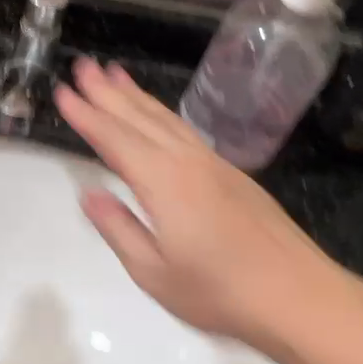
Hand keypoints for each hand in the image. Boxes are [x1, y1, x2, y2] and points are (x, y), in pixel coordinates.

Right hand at [54, 57, 357, 353]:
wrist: (300, 298)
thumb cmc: (219, 293)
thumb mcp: (153, 272)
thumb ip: (119, 228)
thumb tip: (89, 194)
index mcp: (164, 183)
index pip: (115, 140)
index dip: (87, 116)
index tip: (62, 91)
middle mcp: (188, 163)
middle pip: (141, 119)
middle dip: (109, 92)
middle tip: (83, 65)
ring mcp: (215, 166)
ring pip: (167, 121)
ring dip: (137, 96)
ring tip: (115, 74)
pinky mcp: (233, 177)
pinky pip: (186, 132)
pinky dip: (163, 115)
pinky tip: (158, 117)